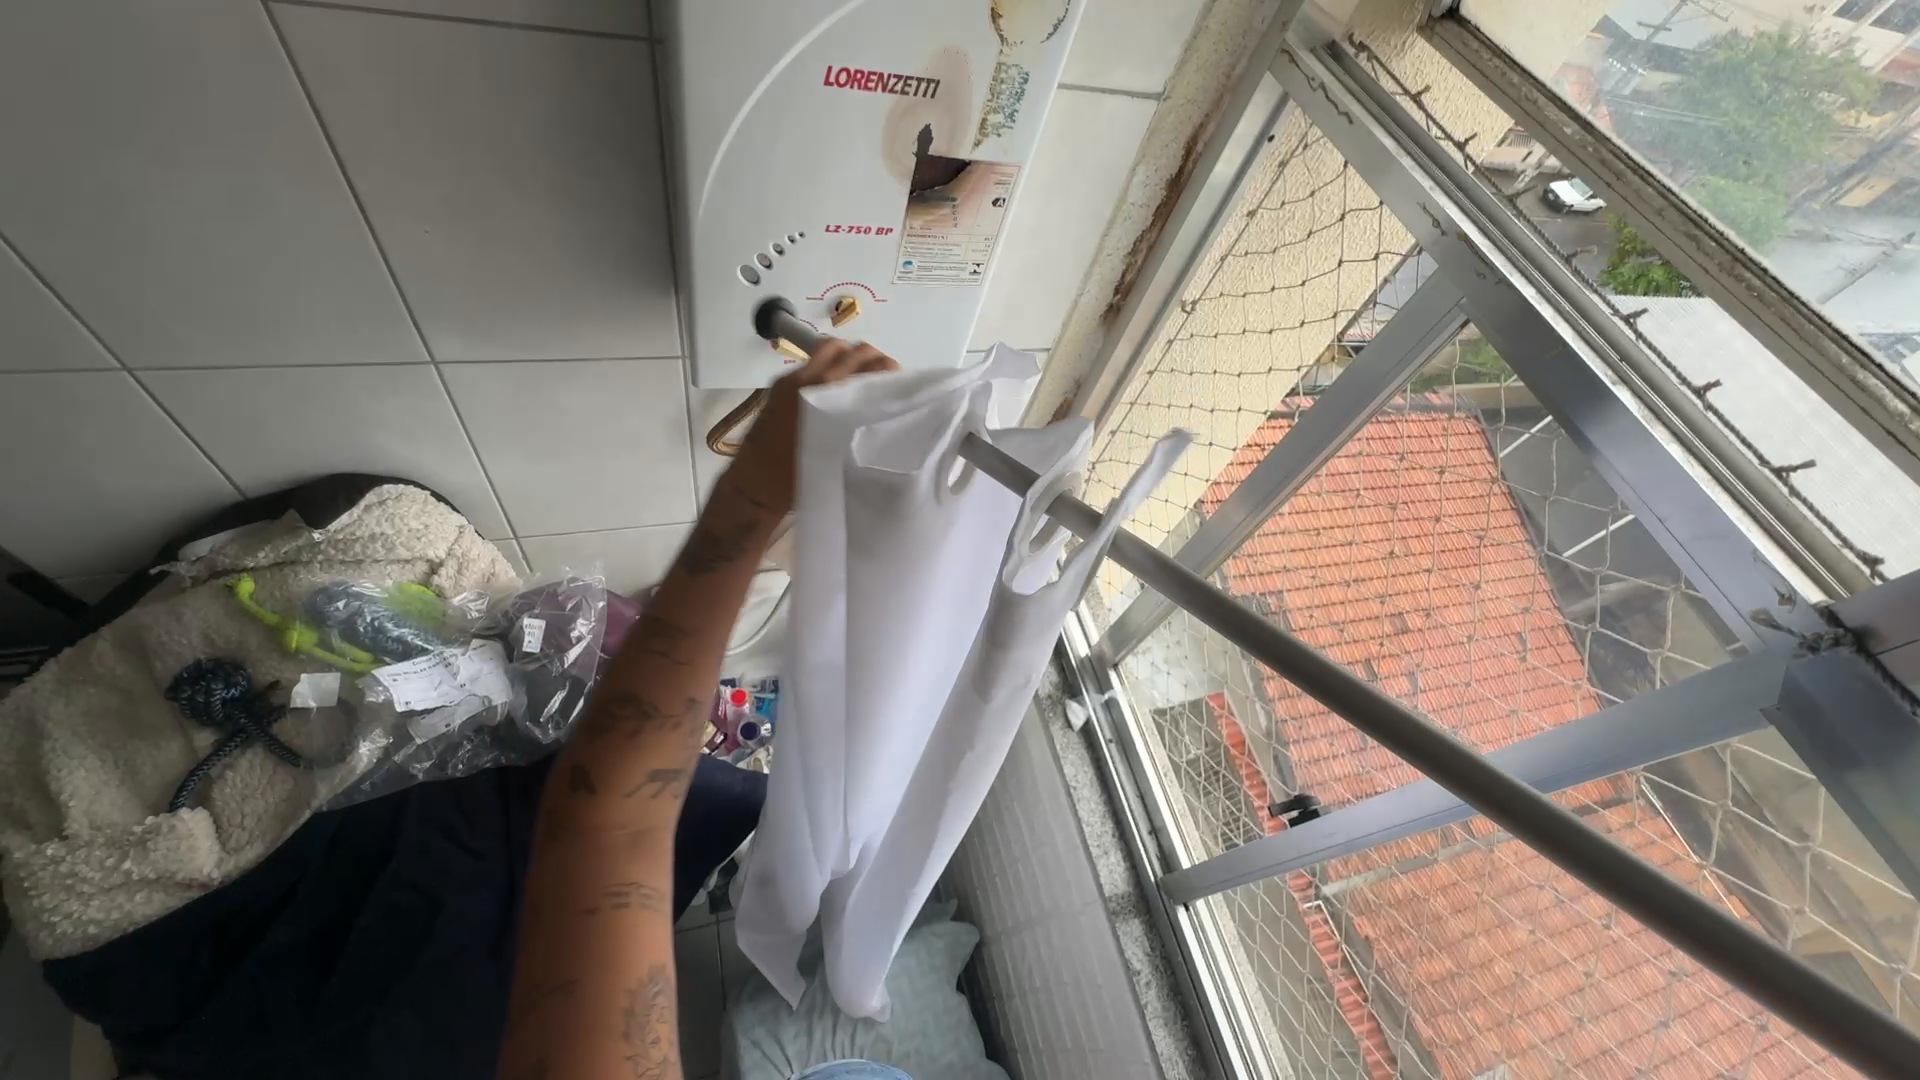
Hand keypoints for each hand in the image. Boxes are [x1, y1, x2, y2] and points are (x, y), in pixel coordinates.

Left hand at [725, 337, 899, 515]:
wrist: (757, 482)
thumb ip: (860, 421)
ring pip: (832, 349)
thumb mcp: (841, 451)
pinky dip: (829, 364)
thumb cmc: (801, 476)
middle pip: (853, 351)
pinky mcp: (781, 383)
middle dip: (873, 359)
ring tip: (859, 377)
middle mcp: (813, 378)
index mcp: (832, 396)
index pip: (870, 365)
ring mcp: (794, 377)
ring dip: (849, 357)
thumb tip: (879, 405)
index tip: (899, 380)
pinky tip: (836, 385)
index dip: (889, 368)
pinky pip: (813, 362)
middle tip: (884, 377)